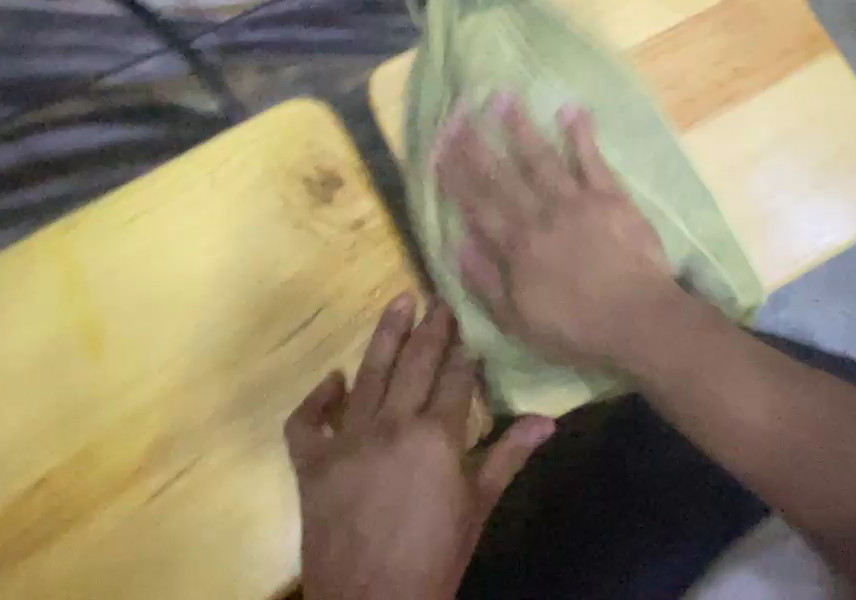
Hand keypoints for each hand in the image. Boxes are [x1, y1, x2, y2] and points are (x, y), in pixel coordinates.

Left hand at [286, 296, 554, 599]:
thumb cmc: (436, 557)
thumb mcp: (479, 505)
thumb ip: (509, 454)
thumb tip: (548, 419)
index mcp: (436, 435)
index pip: (456, 376)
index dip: (466, 348)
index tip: (472, 321)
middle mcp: (392, 425)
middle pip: (415, 362)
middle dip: (431, 326)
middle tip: (439, 297)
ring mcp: (347, 441)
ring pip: (368, 375)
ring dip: (385, 335)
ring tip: (398, 301)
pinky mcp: (313, 464)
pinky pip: (307, 422)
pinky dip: (317, 399)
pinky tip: (334, 379)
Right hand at [434, 94, 686, 370]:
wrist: (638, 319)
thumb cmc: (576, 329)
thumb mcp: (517, 320)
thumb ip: (485, 281)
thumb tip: (456, 243)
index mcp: (516, 246)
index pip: (476, 203)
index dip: (455, 174)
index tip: (439, 146)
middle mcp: (540, 215)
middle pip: (502, 174)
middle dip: (478, 142)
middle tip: (460, 111)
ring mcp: (576, 201)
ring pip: (541, 158)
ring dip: (521, 127)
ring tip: (504, 98)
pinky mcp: (611, 196)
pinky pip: (591, 158)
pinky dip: (581, 132)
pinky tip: (570, 109)